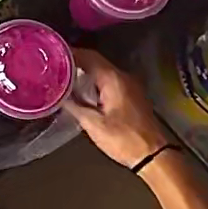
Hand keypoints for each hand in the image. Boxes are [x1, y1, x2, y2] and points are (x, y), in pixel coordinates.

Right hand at [63, 49, 170, 168]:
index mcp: (113, 79)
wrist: (153, 155)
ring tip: (63, 76)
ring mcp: (129, 85)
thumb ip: (75, 106)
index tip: (54, 54)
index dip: (71, 53)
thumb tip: (60, 95)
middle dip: (75, 62)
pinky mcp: (131, 95)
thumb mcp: (94, 124)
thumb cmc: (124, 139)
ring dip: (85, 72)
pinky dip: (94, 81)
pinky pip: (109, 80)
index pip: (89, 56)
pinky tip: (82, 90)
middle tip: (54, 65)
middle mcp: (122, 76)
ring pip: (102, 71)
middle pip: (96, 61)